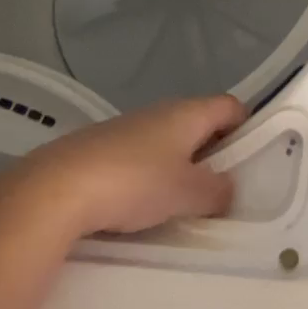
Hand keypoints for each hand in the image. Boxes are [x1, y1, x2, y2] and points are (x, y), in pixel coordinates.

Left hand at [0, 95, 246, 240]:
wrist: (57, 189)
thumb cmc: (134, 182)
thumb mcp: (187, 193)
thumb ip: (216, 190)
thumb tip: (228, 188)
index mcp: (188, 112)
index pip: (231, 105)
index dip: (246, 126)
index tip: (250, 157)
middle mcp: (160, 110)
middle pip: (198, 123)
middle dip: (211, 153)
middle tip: (217, 187)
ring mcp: (127, 126)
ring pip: (166, 140)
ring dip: (177, 166)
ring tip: (178, 201)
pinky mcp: (100, 146)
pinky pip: (137, 155)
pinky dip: (146, 174)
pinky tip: (138, 203)